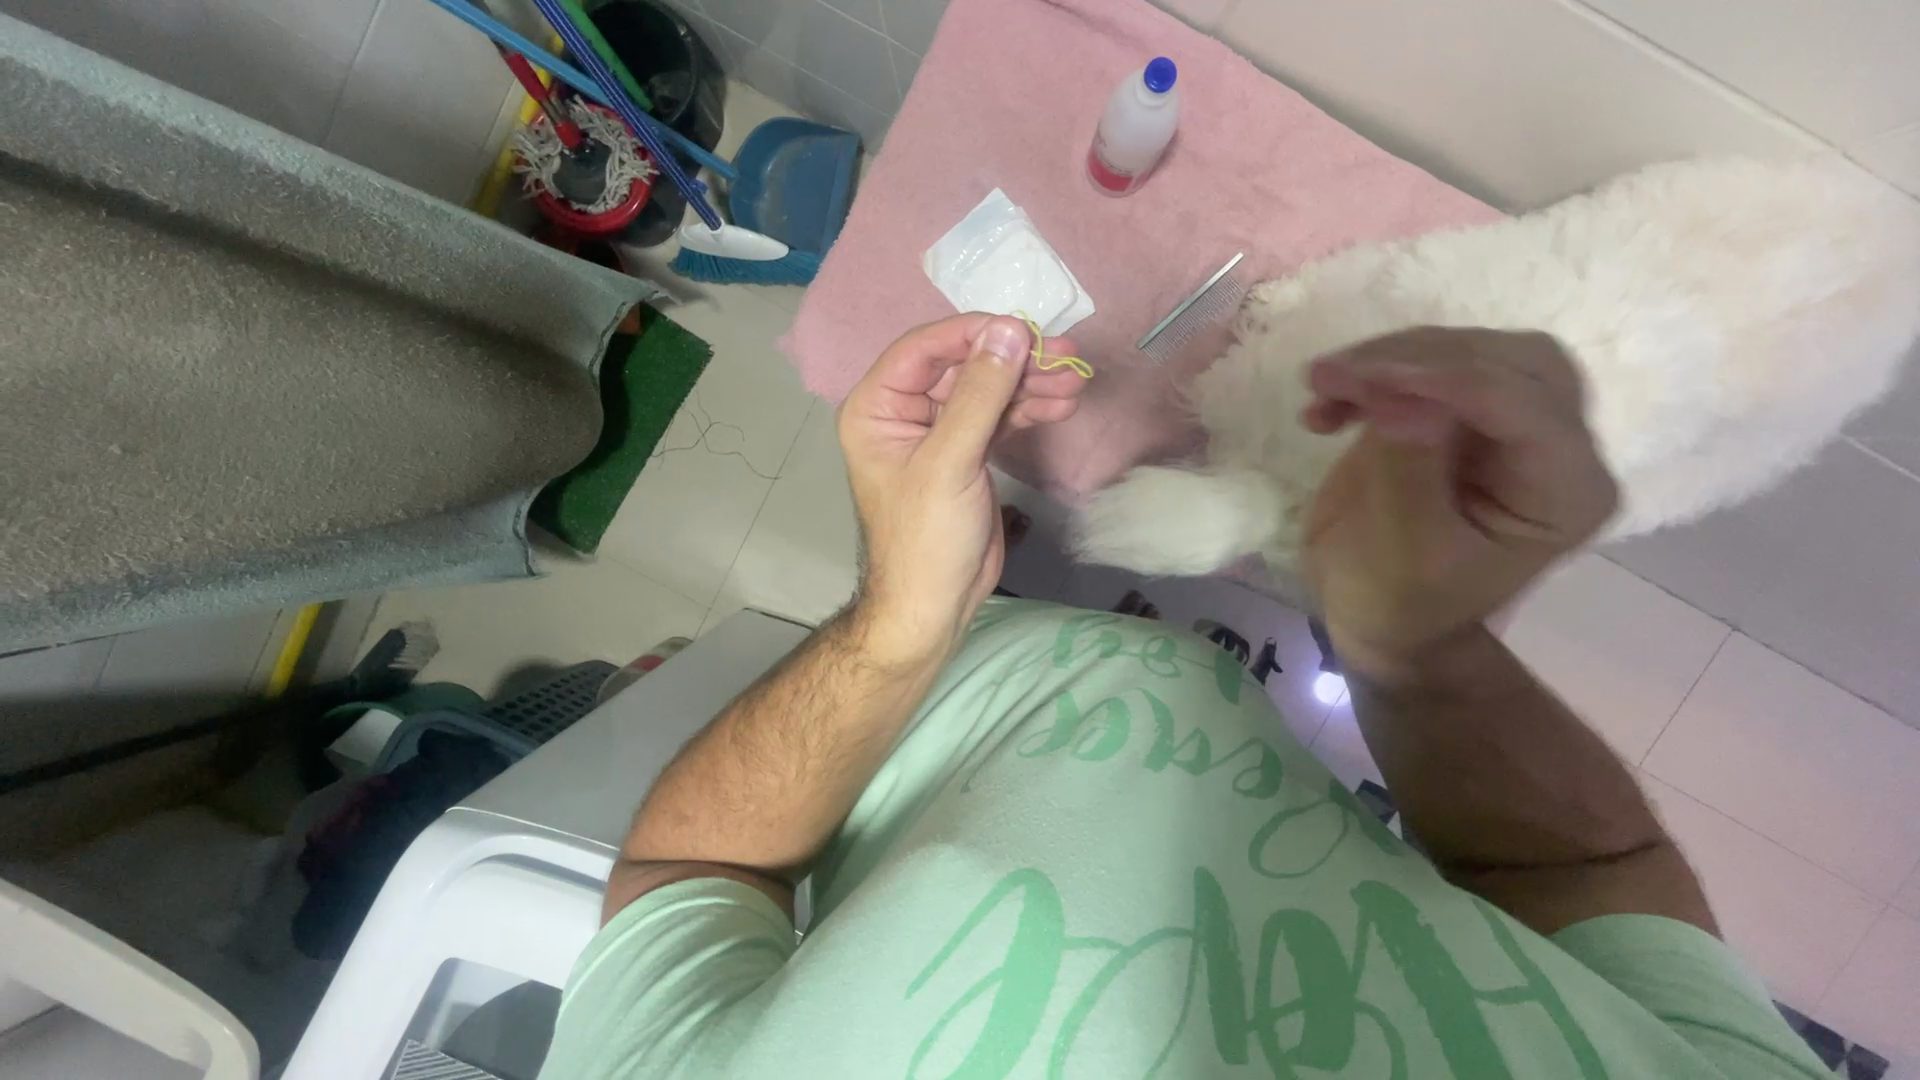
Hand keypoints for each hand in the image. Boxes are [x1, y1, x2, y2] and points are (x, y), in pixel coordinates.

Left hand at [838, 314, 1085, 663]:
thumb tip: (1011, 330)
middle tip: (1065, 356)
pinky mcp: (968, 453)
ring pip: (987, 391)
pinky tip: (1061, 405)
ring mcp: (938, 433)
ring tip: (1074, 383)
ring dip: (1030, 384)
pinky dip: (1028, 410)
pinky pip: (999, 418)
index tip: (1025, 329)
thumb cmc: (927, 537)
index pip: (925, 349)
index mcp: (878, 407)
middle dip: (1013, 361)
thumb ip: (980, 394)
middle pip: (963, 366)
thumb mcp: (950, 462)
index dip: (974, 333)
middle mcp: (904, 412)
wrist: (935, 604)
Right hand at [1300, 327, 1618, 681]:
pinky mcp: (1455, 419)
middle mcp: (1551, 446)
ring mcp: (1504, 427)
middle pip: (1508, 360)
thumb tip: (1403, 401)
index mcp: (1564, 489)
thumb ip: (1408, 475)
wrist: (1382, 620)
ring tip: (1320, 387)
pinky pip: (1425, 370)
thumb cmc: (1400, 602)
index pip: (1522, 404)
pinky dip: (1373, 376)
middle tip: (1337, 375)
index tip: (1362, 377)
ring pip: (1467, 352)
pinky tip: (1326, 409)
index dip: (1445, 379)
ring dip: (1390, 359)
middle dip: (1420, 358)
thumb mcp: (1405, 555)